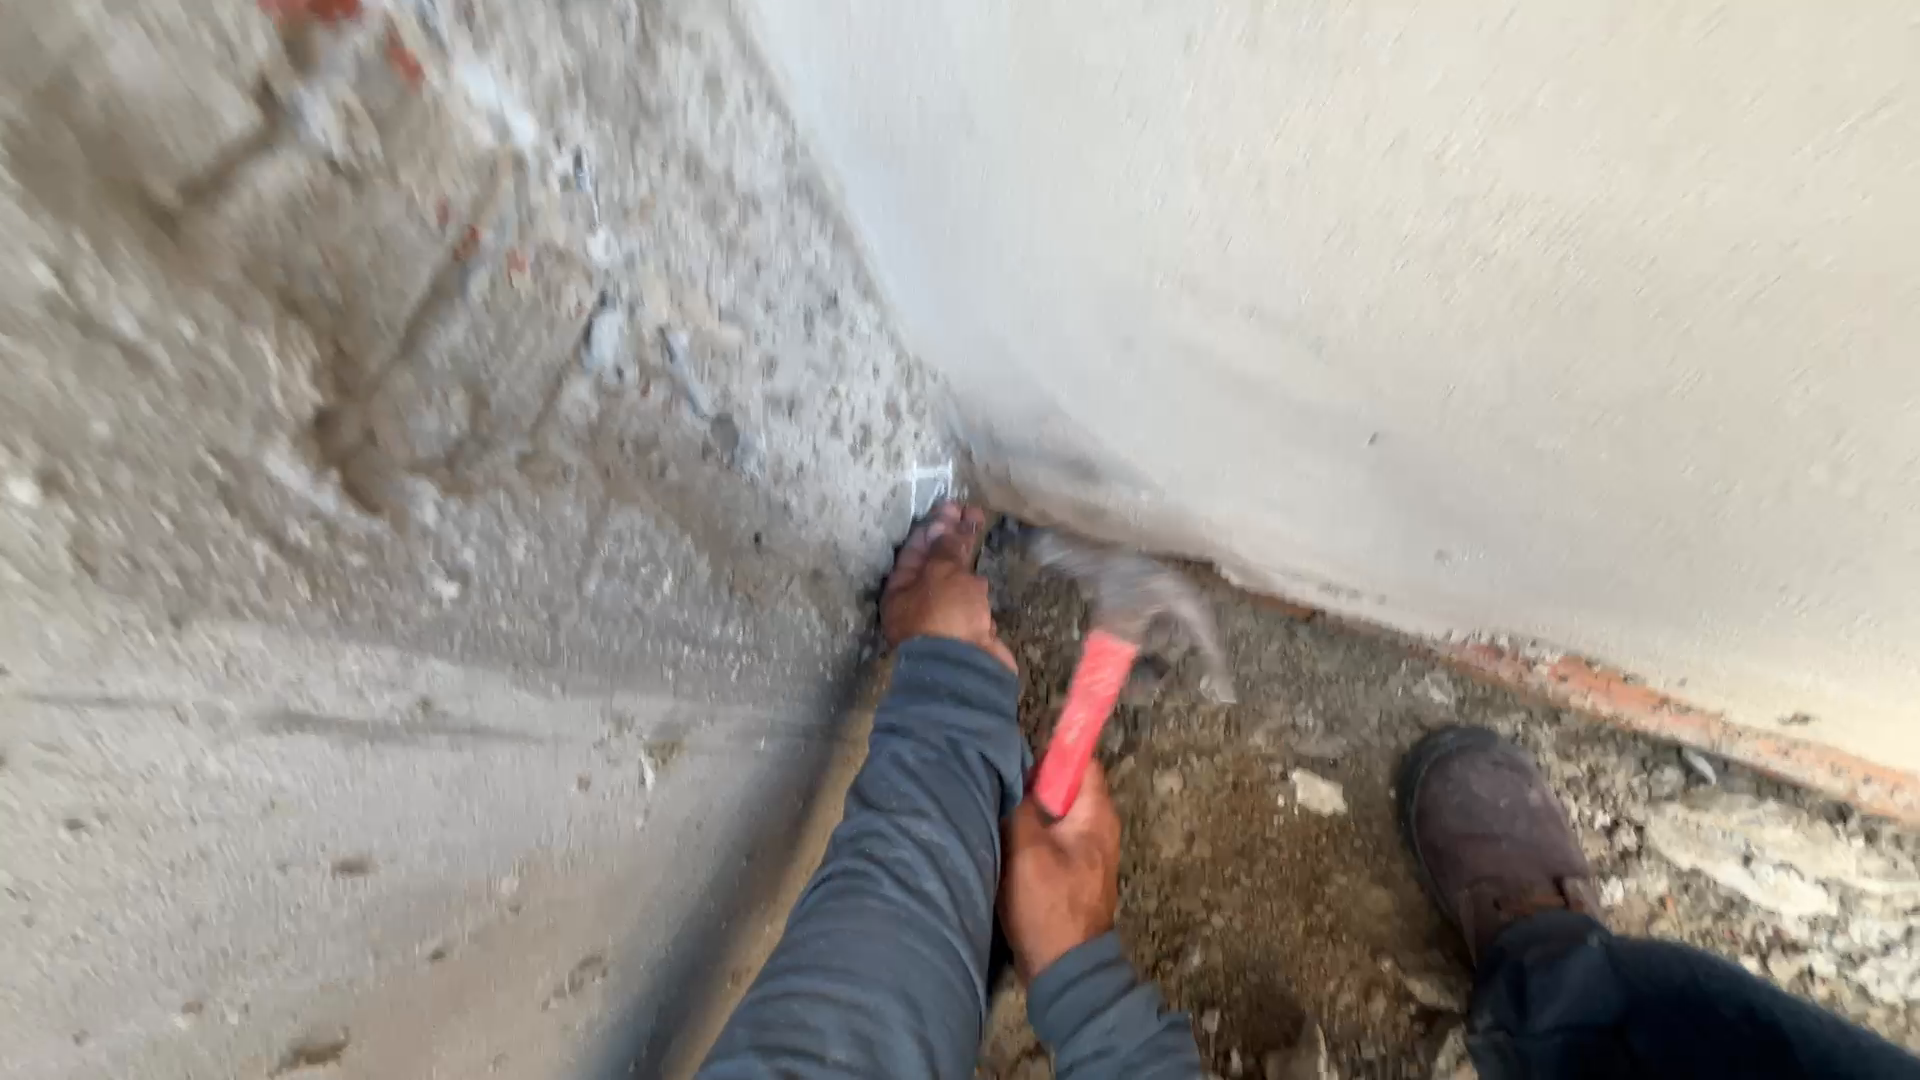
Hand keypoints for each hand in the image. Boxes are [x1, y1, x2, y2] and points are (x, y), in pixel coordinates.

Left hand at [880, 502, 1016, 671]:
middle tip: (973, 512)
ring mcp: (942, 619)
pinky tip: (982, 579)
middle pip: (934, 563)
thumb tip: (946, 525)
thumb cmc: (945, 616)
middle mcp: (916, 604)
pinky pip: (968, 603)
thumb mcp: (943, 573)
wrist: (967, 671)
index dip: (935, 524)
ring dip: (964, 559)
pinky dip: (974, 588)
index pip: (916, 547)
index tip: (955, 505)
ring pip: (953, 582)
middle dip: (952, 536)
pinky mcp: (966, 632)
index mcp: (899, 590)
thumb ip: (947, 547)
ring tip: (979, 535)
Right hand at [999, 760, 1120, 980]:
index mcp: (1096, 813)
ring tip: (999, 805)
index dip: (1054, 750)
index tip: (1021, 751)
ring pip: (1055, 811)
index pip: (1082, 760)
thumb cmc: (1048, 904)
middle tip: (1001, 780)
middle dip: (1034, 781)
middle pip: (1065, 785)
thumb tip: (1017, 776)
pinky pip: (1052, 834)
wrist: (1064, 969)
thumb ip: (1022, 805)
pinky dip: (1032, 831)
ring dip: (1030, 808)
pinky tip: (1007, 835)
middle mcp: (1098, 825)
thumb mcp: (1027, 848)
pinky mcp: (1072, 869)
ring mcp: (1087, 849)